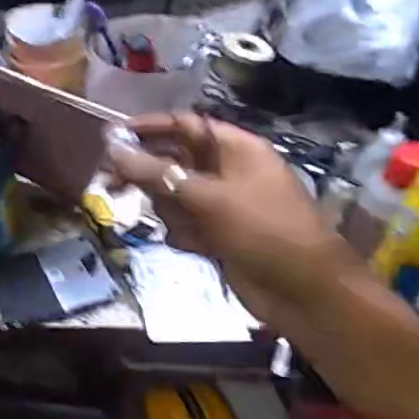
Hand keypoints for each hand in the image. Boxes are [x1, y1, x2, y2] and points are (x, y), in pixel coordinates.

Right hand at [105, 113, 355, 324]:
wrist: (307, 292)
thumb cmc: (264, 230)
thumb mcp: (209, 197)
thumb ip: (159, 174)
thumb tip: (114, 149)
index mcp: (235, 148)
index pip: (185, 125)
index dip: (149, 128)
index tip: (112, 136)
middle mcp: (227, 171)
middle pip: (175, 161)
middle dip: (148, 174)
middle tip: (112, 184)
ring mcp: (223, 204)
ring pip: (176, 196)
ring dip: (170, 210)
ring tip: (185, 227)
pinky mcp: (219, 235)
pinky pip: (186, 224)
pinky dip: (184, 233)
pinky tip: (196, 246)